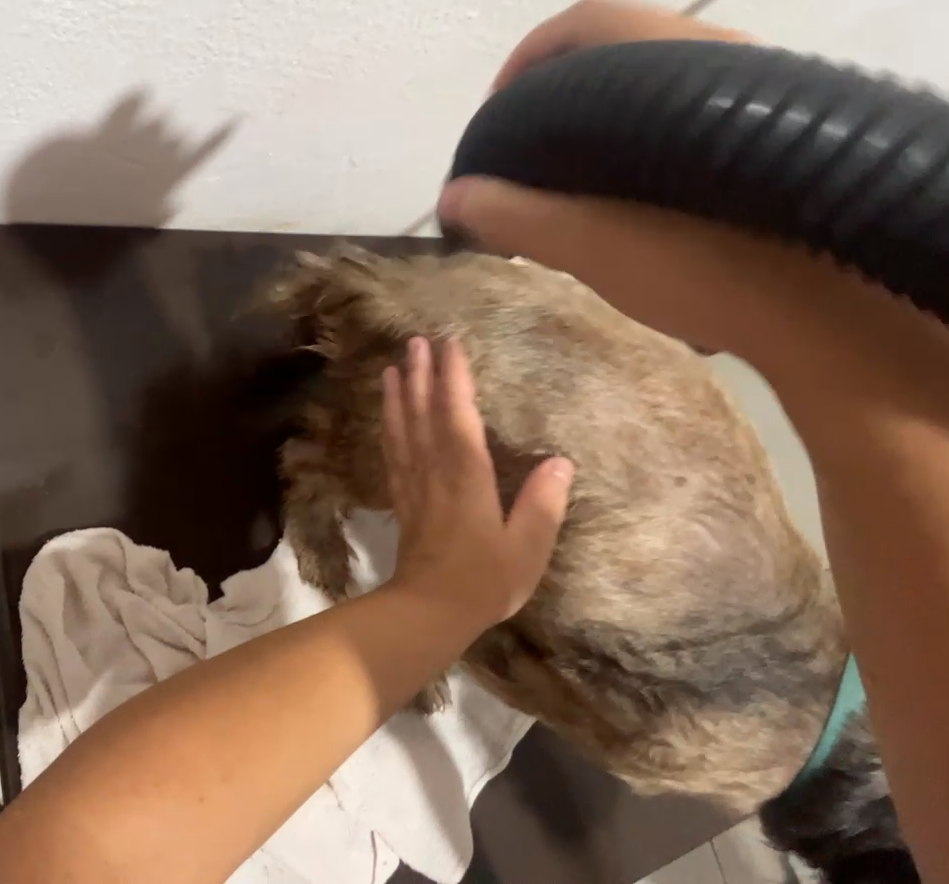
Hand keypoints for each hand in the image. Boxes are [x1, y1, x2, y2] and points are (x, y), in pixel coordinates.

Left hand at [381, 336, 572, 628]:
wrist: (429, 608)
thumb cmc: (485, 580)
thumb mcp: (528, 547)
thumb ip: (543, 504)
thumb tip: (561, 461)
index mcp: (467, 476)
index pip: (459, 416)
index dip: (454, 379)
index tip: (450, 345)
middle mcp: (435, 471)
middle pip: (424, 414)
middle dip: (421, 375)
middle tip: (416, 340)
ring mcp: (413, 483)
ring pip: (402, 428)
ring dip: (398, 395)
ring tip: (393, 366)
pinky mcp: (402, 499)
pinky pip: (392, 452)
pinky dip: (389, 427)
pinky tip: (387, 416)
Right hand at [448, 0, 881, 367]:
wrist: (854, 320)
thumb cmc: (711, 264)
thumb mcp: (589, 243)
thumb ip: (513, 215)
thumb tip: (453, 197)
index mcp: (676, 68)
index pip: (583, 23)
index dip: (523, 61)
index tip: (494, 117)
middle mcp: (729, 63)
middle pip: (620, 54)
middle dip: (560, 101)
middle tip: (526, 162)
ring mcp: (770, 101)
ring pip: (662, 93)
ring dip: (605, 131)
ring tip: (573, 194)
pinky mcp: (791, 144)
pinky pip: (698, 124)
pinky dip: (647, 153)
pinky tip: (636, 213)